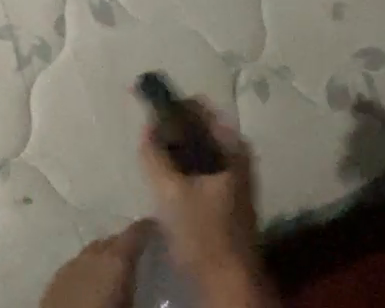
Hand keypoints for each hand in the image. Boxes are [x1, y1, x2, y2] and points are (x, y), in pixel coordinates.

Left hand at [40, 219, 152, 307]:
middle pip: (112, 241)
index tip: (156, 226)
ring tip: (115, 271)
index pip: (134, 234)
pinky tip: (92, 282)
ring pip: (93, 251)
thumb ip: (136, 288)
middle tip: (138, 257)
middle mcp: (92, 255)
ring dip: (105, 256)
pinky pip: (78, 264)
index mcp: (115, 261)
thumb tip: (140, 281)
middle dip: (125, 245)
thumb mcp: (129, 305)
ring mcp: (71, 264)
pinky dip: (89, 267)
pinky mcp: (56, 277)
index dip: (146, 228)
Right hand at [138, 104, 273, 305]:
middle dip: (171, 125)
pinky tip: (166, 177)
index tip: (146, 105)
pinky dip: (183, 163)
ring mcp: (236, 174)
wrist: (231, 283)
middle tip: (147, 136)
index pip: (197, 104)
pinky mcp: (229, 193)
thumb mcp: (169, 190)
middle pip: (199, 124)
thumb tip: (148, 125)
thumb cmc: (203, 232)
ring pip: (199, 146)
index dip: (170, 102)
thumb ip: (154, 153)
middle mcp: (238, 153)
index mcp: (231, 145)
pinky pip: (201, 164)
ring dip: (175, 146)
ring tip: (152, 155)